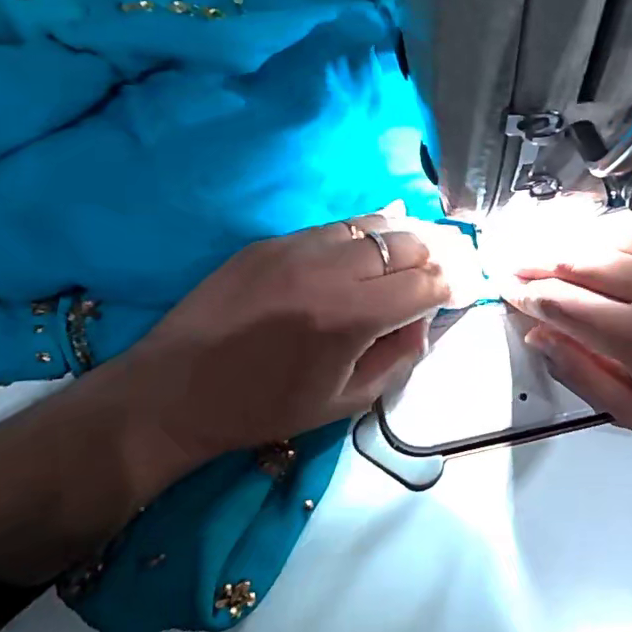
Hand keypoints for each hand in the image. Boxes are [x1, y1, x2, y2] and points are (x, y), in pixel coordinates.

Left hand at [108, 213, 450, 483]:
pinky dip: (361, 235)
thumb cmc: (265, 407)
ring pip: (373, 224)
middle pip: (407, 243)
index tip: (456, 292)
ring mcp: (298, 248)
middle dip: (432, 257)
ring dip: (400, 239)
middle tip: (437, 271)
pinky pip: (333, 227)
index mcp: (351, 317)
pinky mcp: (271, 241)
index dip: (450, 286)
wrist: (175, 390)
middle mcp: (331, 270)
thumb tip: (423, 321)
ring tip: (409, 252)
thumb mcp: (346, 401)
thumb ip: (398, 358)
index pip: (425, 284)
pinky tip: (366, 247)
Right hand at [504, 221, 631, 459]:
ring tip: (544, 252)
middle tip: (512, 263)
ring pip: (604, 238)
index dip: (524, 293)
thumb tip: (539, 335)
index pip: (561, 302)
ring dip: (567, 244)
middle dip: (535, 262)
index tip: (504, 287)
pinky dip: (608, 233)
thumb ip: (585, 375)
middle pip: (575, 261)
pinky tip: (594, 241)